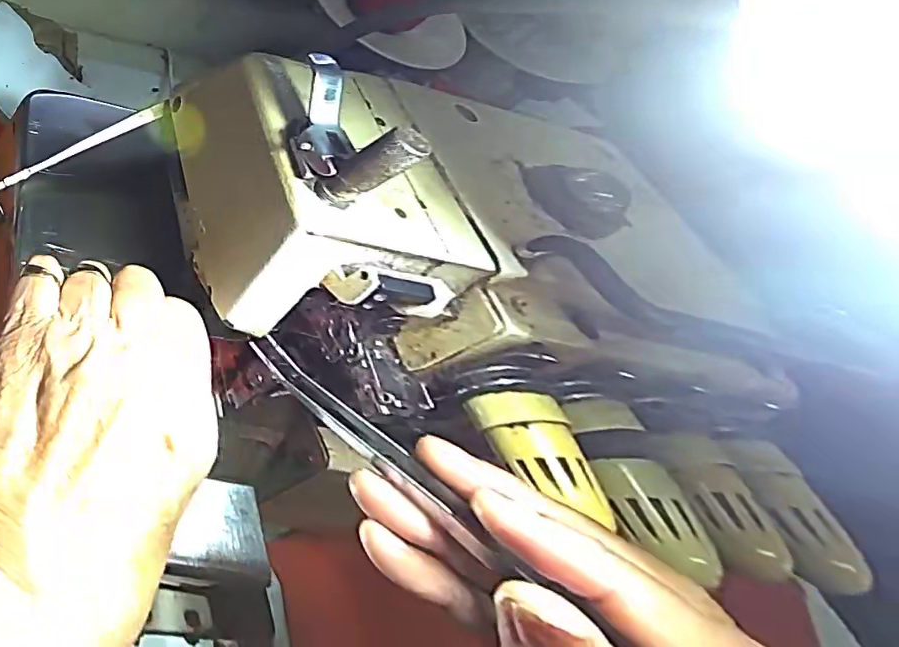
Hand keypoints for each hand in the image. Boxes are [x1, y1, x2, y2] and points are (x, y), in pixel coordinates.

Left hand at [0, 255, 219, 644]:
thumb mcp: (171, 492)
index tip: (147, 337)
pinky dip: (36, 287)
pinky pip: (36, 277)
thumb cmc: (92, 557)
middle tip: (107, 329)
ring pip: (88, 275)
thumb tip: (159, 389)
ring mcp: (75, 338)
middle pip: (138, 283)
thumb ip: (170, 418)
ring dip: (80, 294)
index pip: (183, 319)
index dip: (162, 326)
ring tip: (68, 324)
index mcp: (182, 402)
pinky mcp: (21, 333)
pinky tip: (34, 310)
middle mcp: (132, 357)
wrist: (18, 562)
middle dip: (124, 301)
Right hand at [350, 435, 760, 646]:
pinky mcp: (547, 640)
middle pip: (569, 557)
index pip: (637, 579)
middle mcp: (654, 632)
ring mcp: (597, 632)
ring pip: (510, 572)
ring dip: (433, 531)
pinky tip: (391, 545)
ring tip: (379, 494)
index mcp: (709, 644)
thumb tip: (530, 598)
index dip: (551, 531)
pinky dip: (436, 575)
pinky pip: (490, 604)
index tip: (480, 494)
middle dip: (475, 505)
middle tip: (417, 459)